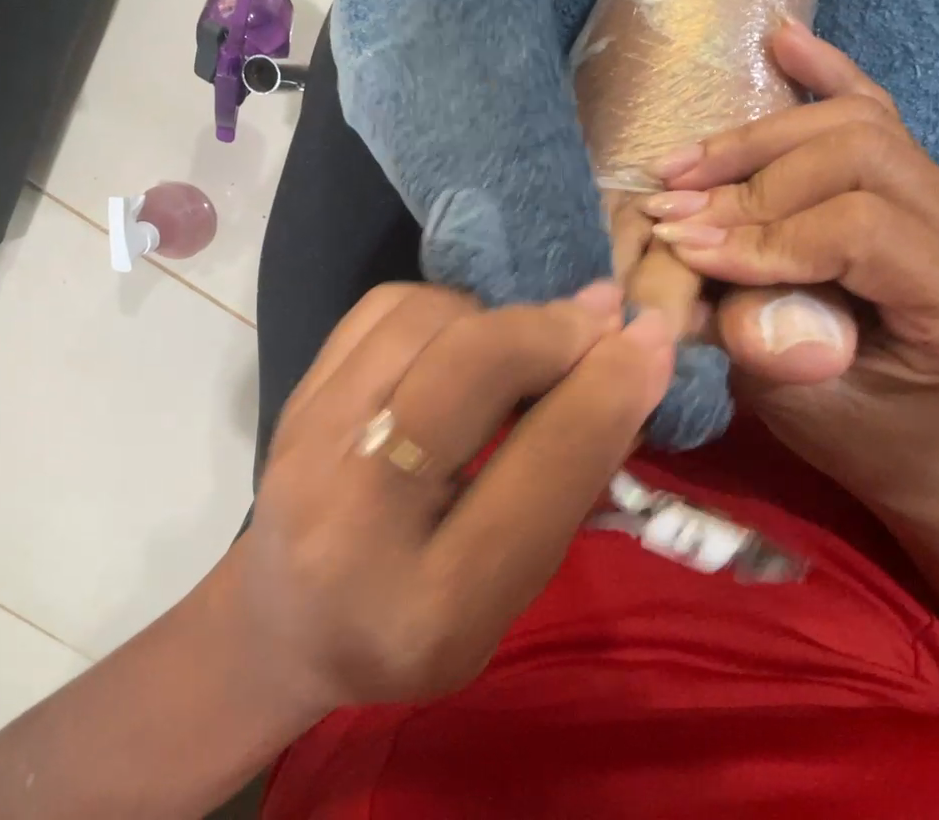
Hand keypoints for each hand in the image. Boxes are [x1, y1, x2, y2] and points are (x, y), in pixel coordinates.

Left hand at [235, 283, 674, 708]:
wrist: (287, 626)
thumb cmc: (414, 631)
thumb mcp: (507, 597)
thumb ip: (566, 494)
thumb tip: (625, 367)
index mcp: (437, 603)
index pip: (542, 469)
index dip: (609, 390)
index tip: (651, 340)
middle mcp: (358, 516)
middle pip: (468, 370)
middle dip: (553, 333)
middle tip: (602, 322)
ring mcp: (309, 446)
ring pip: (421, 322)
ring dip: (499, 315)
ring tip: (534, 338)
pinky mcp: (292, 401)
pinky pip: (379, 311)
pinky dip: (445, 307)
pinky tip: (468, 335)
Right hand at [643, 23, 938, 506]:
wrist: (918, 442)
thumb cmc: (862, 438)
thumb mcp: (802, 408)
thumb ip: (758, 337)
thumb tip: (689, 259)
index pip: (863, 228)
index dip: (765, 234)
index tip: (687, 249)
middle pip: (862, 156)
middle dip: (751, 183)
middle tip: (673, 211)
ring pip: (860, 124)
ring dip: (758, 142)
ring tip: (683, 167)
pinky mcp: (926, 186)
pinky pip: (879, 112)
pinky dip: (825, 75)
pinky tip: (781, 43)